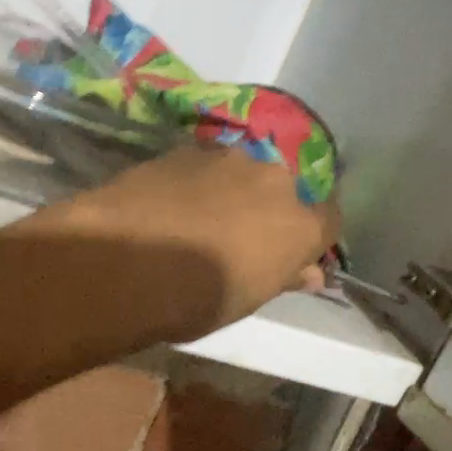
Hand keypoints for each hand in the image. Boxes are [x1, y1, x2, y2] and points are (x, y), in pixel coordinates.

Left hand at [20, 146, 340, 340]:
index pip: (327, 221)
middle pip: (281, 189)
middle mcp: (271, 179)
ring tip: (196, 221)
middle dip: (266, 208)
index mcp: (299, 222)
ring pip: (239, 173)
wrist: (123, 261)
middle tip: (238, 238)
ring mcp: (224, 158)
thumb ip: (282, 276)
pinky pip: (200, 167)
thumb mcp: (246, 300)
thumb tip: (309, 271)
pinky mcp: (180, 150)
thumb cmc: (195, 299)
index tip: (293, 254)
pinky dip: (192, 183)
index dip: (311, 236)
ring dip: (228, 191)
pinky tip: (166, 206)